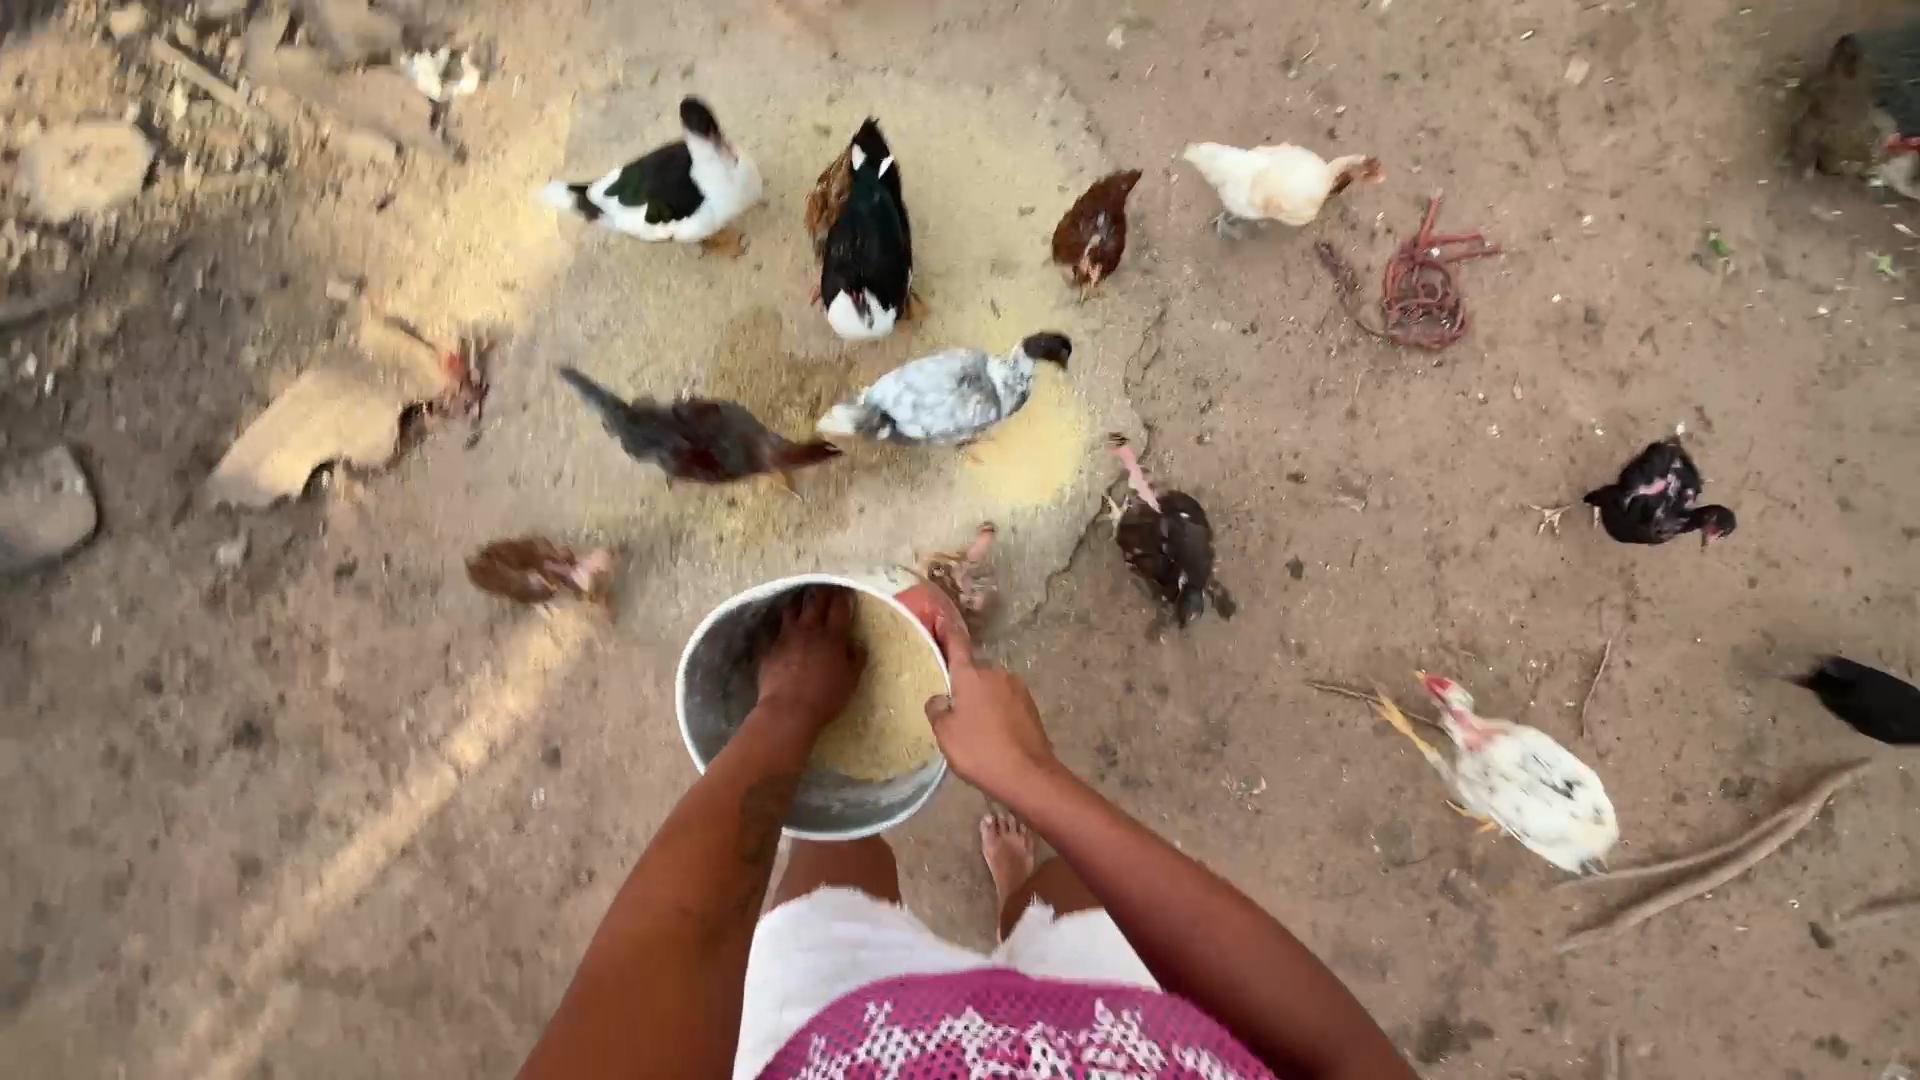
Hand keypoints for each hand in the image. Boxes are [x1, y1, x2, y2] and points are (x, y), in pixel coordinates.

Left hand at [755, 587, 865, 731]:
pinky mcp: (770, 648)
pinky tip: (777, 624)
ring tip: (801, 596)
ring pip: (792, 611)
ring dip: (798, 601)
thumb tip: (856, 644)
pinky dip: (777, 624)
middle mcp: (809, 631)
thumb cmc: (825, 697)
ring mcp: (787, 637)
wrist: (788, 710)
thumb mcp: (850, 681)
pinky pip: (772, 630)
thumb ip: (855, 659)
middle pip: (816, 604)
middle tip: (826, 586)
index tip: (846, 590)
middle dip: (822, 592)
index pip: (840, 609)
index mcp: (833, 637)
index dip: (844, 597)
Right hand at [922, 605, 1060, 796]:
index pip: (956, 643)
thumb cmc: (979, 750)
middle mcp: (995, 672)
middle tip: (956, 713)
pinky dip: (998, 711)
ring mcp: (1016, 687)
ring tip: (978, 730)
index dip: (946, 629)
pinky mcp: (1030, 704)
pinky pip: (1006, 701)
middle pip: (973, 672)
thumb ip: (937, 709)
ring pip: (990, 687)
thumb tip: (940, 698)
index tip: (940, 617)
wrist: (1028, 774)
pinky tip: (996, 735)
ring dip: (983, 700)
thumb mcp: (945, 733)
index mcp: (970, 674)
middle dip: (964, 686)